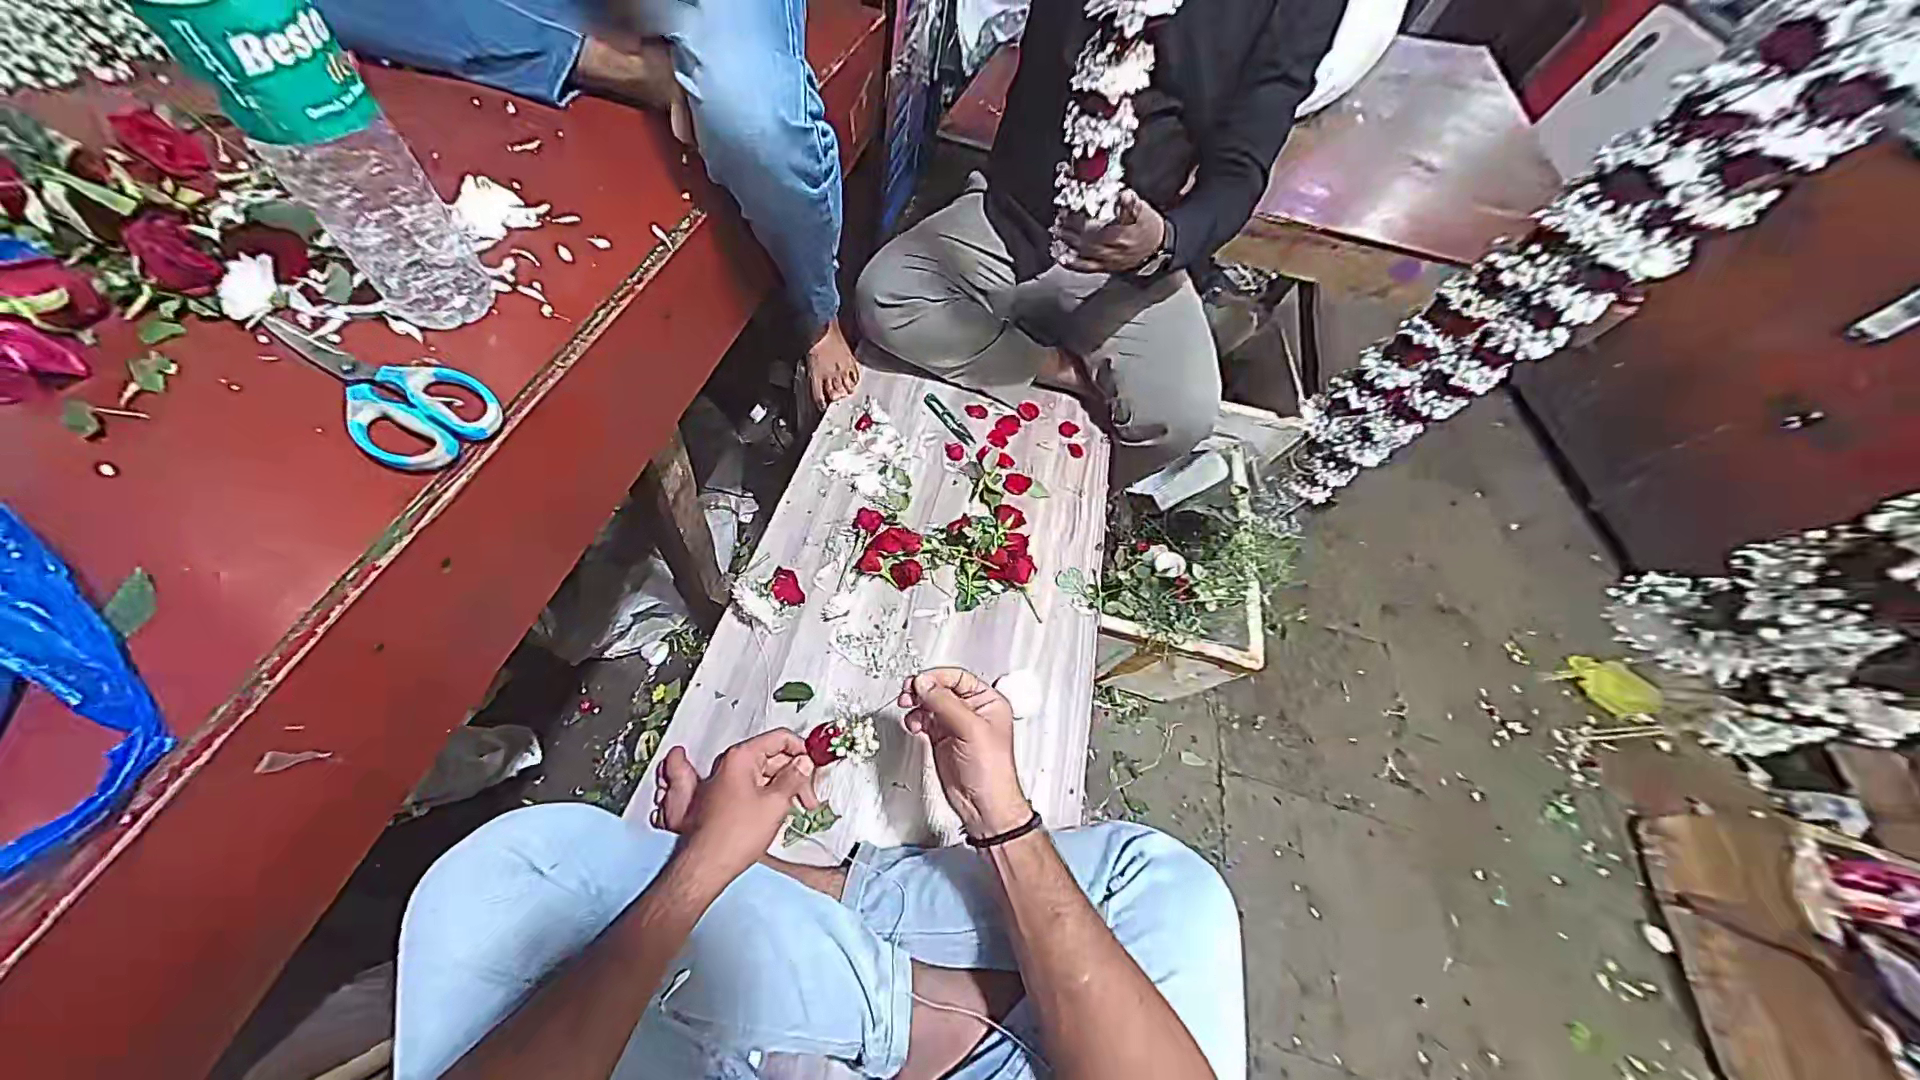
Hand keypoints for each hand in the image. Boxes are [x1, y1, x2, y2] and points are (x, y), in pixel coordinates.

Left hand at [651, 731, 817, 887]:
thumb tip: (804, 763)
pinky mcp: (720, 800)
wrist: (704, 868)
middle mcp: (729, 764)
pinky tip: (778, 812)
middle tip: (809, 795)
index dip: (802, 750)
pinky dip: (768, 796)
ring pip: (763, 774)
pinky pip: (751, 788)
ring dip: (783, 787)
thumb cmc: (735, 835)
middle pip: (772, 756)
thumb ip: (795, 777)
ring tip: (797, 807)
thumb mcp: (776, 803)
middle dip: (795, 773)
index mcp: (741, 757)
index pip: (780, 738)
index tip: (813, 766)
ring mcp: (722, 782)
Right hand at [898, 668, 1032, 836]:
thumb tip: (926, 683)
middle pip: (942, 688)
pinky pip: (925, 719)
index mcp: (988, 701)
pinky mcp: (943, 738)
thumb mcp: (970, 729)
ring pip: (931, 703)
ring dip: (917, 703)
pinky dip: (916, 718)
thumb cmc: (992, 772)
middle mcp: (972, 710)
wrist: (983, 805)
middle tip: (909, 691)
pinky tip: (914, 723)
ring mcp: (956, 724)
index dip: (937, 677)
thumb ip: (946, 703)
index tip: (920, 682)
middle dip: (923, 688)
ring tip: (907, 706)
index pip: (958, 677)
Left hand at [1054, 190, 1166, 273]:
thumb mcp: (1144, 211)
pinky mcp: (1104, 267)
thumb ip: (1132, 204)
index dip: (1081, 215)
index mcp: (1121, 231)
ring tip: (1057, 231)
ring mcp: (1106, 259)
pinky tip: (1062, 258)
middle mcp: (1112, 247)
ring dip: (1067, 242)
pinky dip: (1072, 264)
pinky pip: (1086, 268)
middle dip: (1070, 227)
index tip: (1070, 207)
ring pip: (1083, 251)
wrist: (1156, 249)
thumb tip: (1124, 195)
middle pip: (1085, 237)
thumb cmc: (1148, 228)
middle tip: (1060, 218)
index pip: (1096, 222)